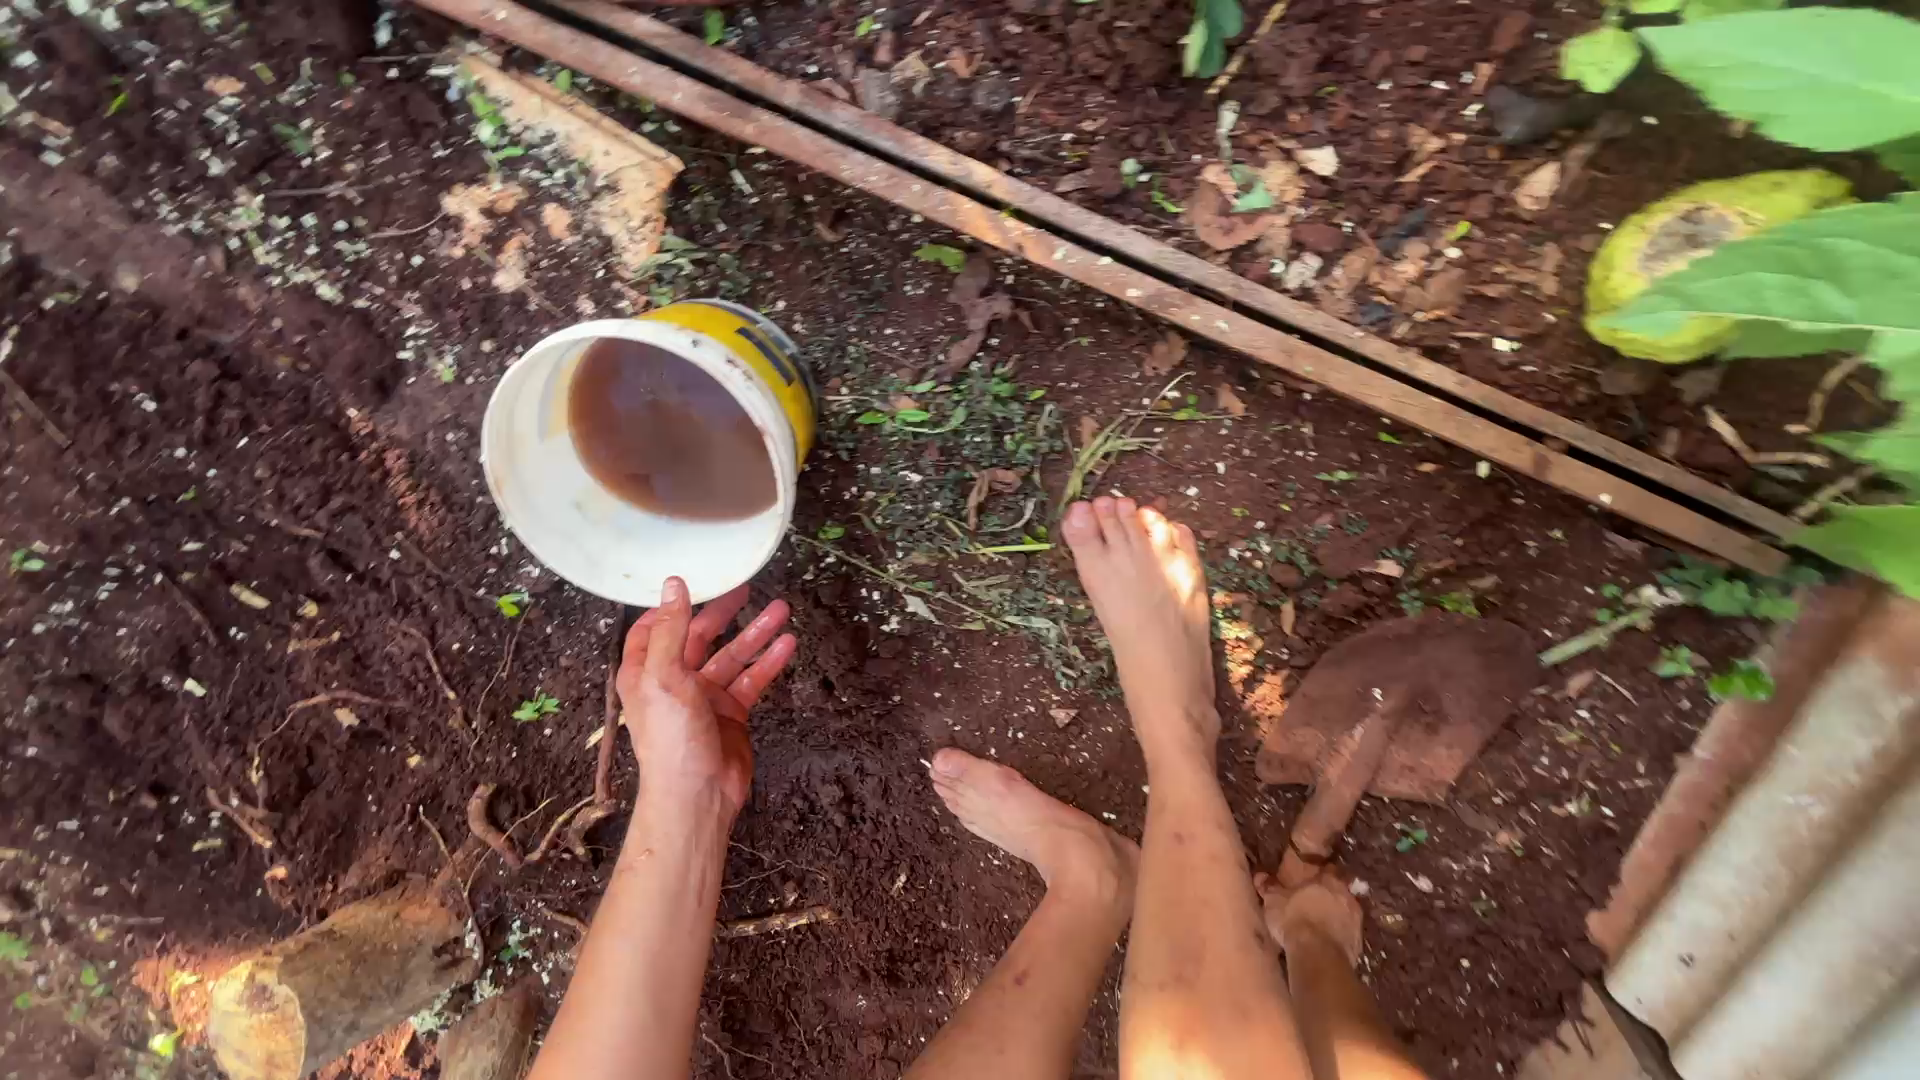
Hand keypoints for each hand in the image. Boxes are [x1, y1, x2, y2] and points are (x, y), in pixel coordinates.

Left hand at [616, 577, 797, 816]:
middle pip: (700, 636)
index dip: (670, 606)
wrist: (698, 794)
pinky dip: (769, 662)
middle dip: (724, 612)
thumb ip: (670, 628)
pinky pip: (752, 679)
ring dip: (757, 633)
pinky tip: (788, 644)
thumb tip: (674, 584)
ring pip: (733, 656)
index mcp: (645, 671)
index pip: (652, 628)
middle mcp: (674, 680)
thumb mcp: (664, 676)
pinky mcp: (732, 712)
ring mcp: (705, 697)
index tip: (693, 582)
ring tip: (784, 610)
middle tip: (749, 587)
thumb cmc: (672, 737)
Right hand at [1255, 868, 1362, 964]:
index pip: (1328, 869)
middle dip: (1328, 896)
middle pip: (1339, 892)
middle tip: (1313, 901)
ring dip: (1336, 917)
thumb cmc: (1294, 919)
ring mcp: (1356, 921)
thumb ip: (1269, 887)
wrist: (1318, 955)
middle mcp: (1347, 897)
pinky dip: (1338, 935)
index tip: (1311, 878)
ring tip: (1319, 924)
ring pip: (1345, 913)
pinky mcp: (1358, 944)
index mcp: (1328, 880)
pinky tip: (1325, 941)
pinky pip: (1347, 934)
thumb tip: (1260, 875)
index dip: (1320, 874)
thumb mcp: (1274, 900)